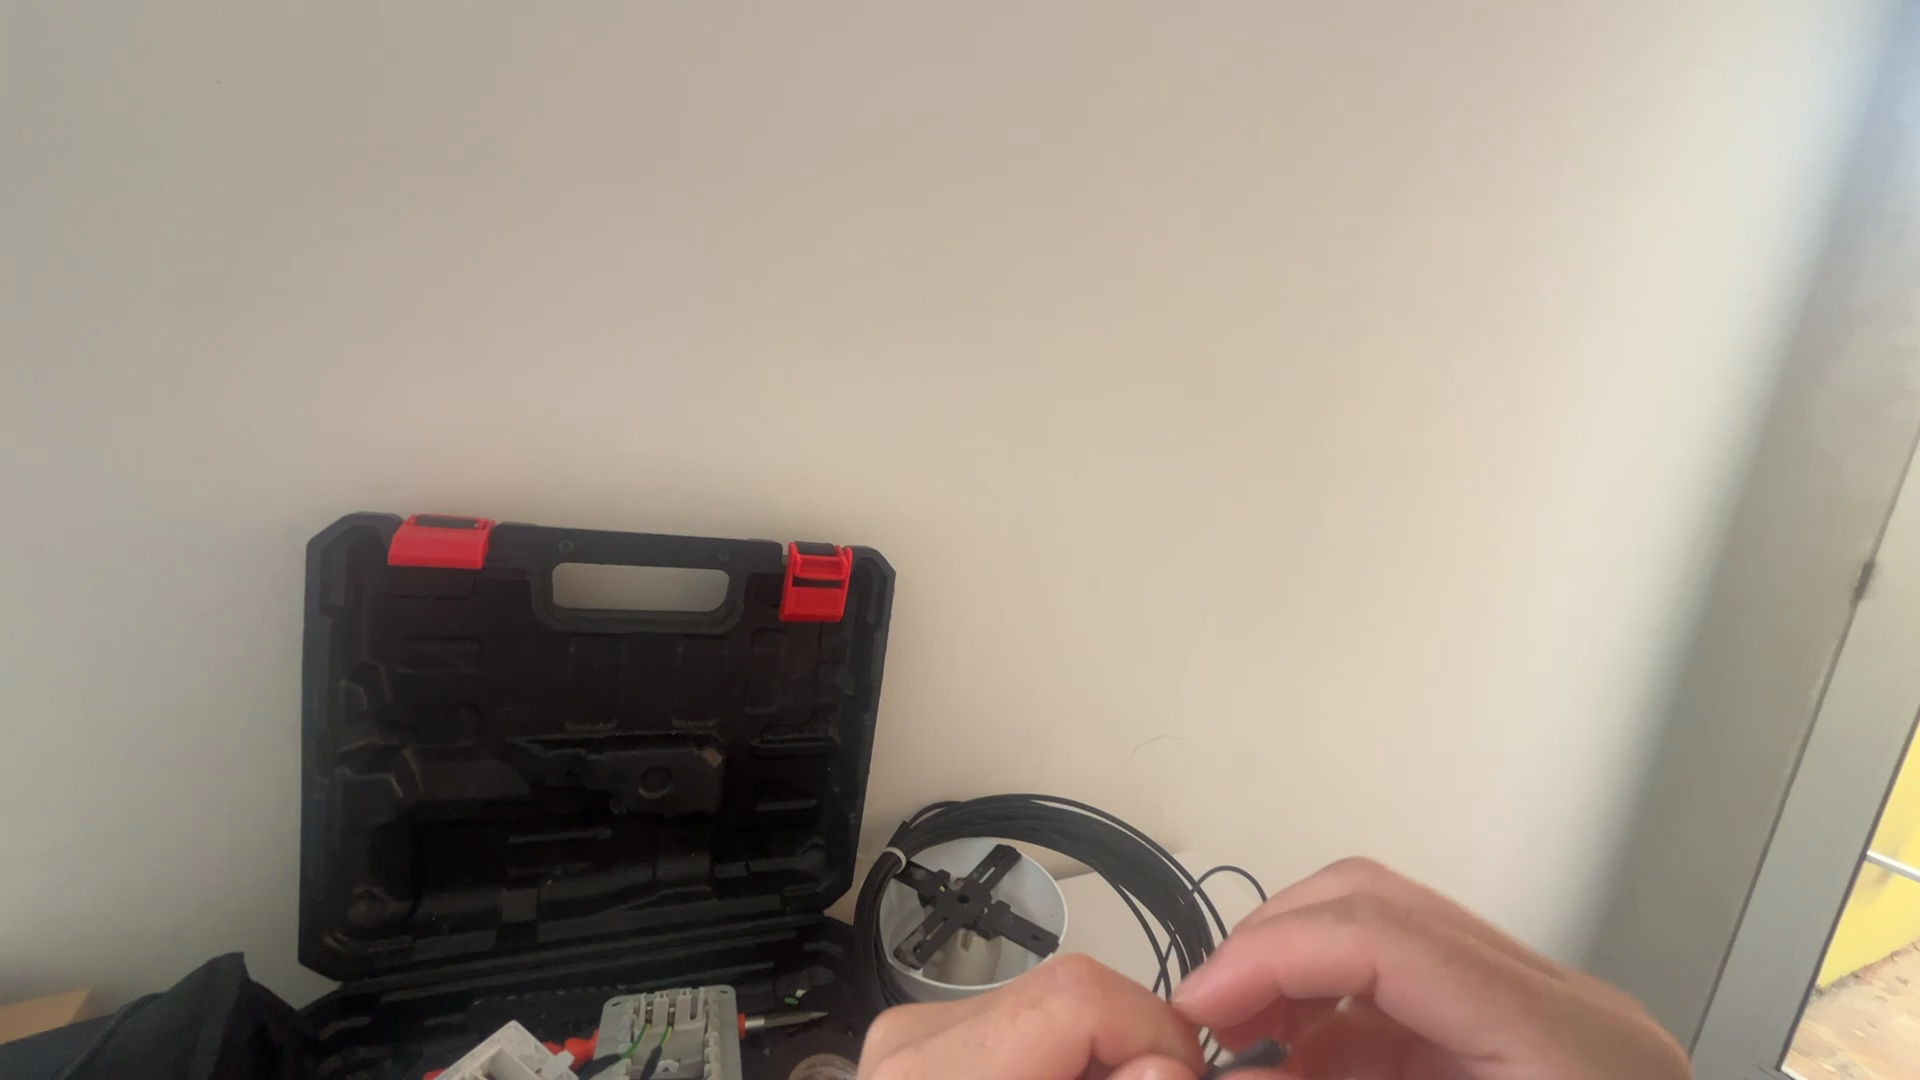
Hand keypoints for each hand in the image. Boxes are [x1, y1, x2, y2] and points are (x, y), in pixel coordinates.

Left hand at [860, 953, 1207, 1079]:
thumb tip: (1173, 1066)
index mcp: (940, 1078)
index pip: (1079, 997)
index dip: (1157, 1038)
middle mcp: (917, 1036)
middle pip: (1068, 991)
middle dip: (1135, 1050)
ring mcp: (913, 1032)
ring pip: (1048, 1004)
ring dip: (1099, 1059)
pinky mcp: (920, 1041)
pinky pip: (1018, 1024)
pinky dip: (1060, 1064)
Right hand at [1173, 859, 1690, 1079]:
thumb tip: (1220, 1074)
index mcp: (1567, 1041)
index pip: (1383, 934)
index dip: (1268, 955)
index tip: (1197, 1006)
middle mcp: (1558, 999)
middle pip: (1373, 899)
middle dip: (1270, 946)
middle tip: (1211, 1012)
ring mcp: (1537, 1008)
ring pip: (1376, 927)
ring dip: (1293, 974)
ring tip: (1244, 1039)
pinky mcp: (1511, 1033)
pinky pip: (1396, 988)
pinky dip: (1328, 1014)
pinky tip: (1297, 1059)